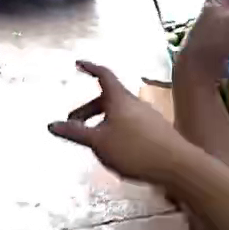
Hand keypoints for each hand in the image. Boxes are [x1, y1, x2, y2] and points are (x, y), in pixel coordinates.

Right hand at [49, 61, 199, 186]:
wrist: (177, 165)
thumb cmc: (134, 149)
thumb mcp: (99, 142)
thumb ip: (75, 133)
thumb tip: (51, 125)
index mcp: (120, 99)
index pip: (103, 75)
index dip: (90, 68)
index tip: (78, 63)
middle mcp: (134, 103)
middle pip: (108, 98)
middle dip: (88, 108)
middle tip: (73, 123)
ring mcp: (148, 117)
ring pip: (119, 113)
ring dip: (102, 121)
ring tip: (92, 139)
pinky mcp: (156, 131)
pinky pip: (130, 124)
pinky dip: (115, 129)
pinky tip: (114, 149)